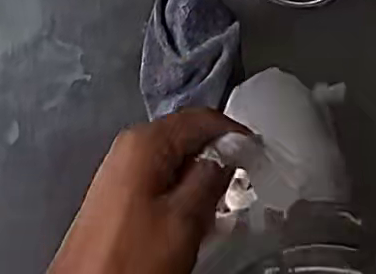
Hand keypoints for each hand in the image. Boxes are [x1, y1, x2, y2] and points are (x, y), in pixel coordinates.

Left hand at [48, 109, 246, 273]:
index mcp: (146, 139)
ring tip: (219, 206)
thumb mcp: (182, 222)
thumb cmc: (133, 258)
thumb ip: (209, 180)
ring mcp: (120, 168)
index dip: (233, 133)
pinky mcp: (116, 194)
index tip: (258, 153)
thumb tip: (226, 154)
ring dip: (199, 178)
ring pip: (174, 159)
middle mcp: (131, 143)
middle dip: (216, 157)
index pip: (201, 118)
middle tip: (241, 185)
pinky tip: (191, 217)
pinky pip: (160, 178)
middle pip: (186, 136)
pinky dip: (181, 191)